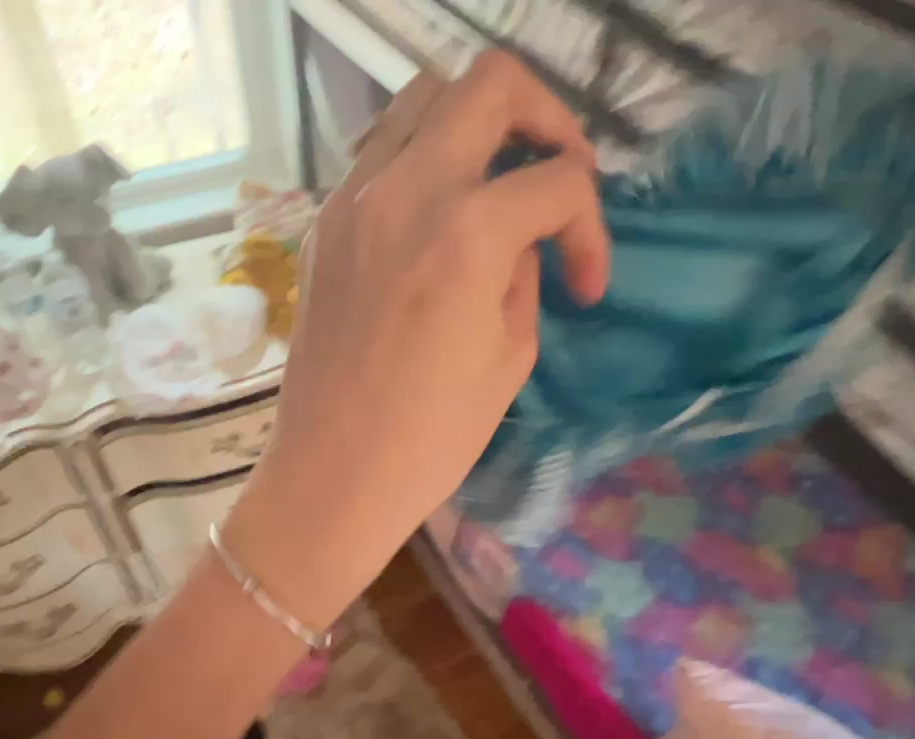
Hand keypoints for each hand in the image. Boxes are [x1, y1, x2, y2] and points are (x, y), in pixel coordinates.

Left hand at [220, 52, 609, 628]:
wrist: (331, 476)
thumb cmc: (431, 438)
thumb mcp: (510, 356)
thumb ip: (524, 274)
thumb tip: (521, 238)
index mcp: (467, 230)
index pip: (559, 181)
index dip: (591, 229)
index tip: (587, 284)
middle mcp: (405, 188)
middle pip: (491, 85)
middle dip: (545, 120)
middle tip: (558, 178)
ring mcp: (353, 198)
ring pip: (424, 100)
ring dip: (476, 125)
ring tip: (496, 186)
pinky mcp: (324, 223)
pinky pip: (379, 152)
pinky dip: (421, 160)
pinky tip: (438, 216)